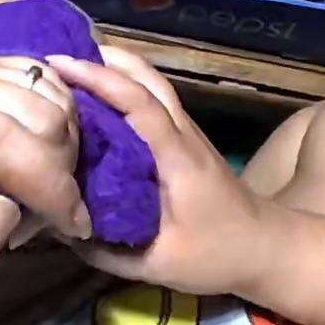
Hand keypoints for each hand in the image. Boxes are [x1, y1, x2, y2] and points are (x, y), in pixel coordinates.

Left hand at [0, 58, 90, 303]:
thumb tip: (0, 213)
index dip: (43, 179)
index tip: (73, 223)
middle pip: (25, 107)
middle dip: (57, 165)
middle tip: (48, 214)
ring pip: (41, 87)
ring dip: (63, 140)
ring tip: (43, 186)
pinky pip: (43, 74)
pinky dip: (62, 113)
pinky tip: (47, 152)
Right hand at [46, 47, 285, 297]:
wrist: (268, 246)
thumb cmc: (218, 255)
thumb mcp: (159, 266)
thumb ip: (107, 251)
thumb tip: (59, 229)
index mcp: (177, 158)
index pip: (139, 103)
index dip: (100, 79)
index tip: (59, 65)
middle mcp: (183, 133)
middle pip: (148, 78)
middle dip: (103, 59)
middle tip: (55, 58)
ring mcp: (187, 131)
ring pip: (152, 82)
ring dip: (115, 67)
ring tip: (71, 67)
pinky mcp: (186, 138)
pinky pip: (153, 97)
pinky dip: (125, 84)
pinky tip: (98, 95)